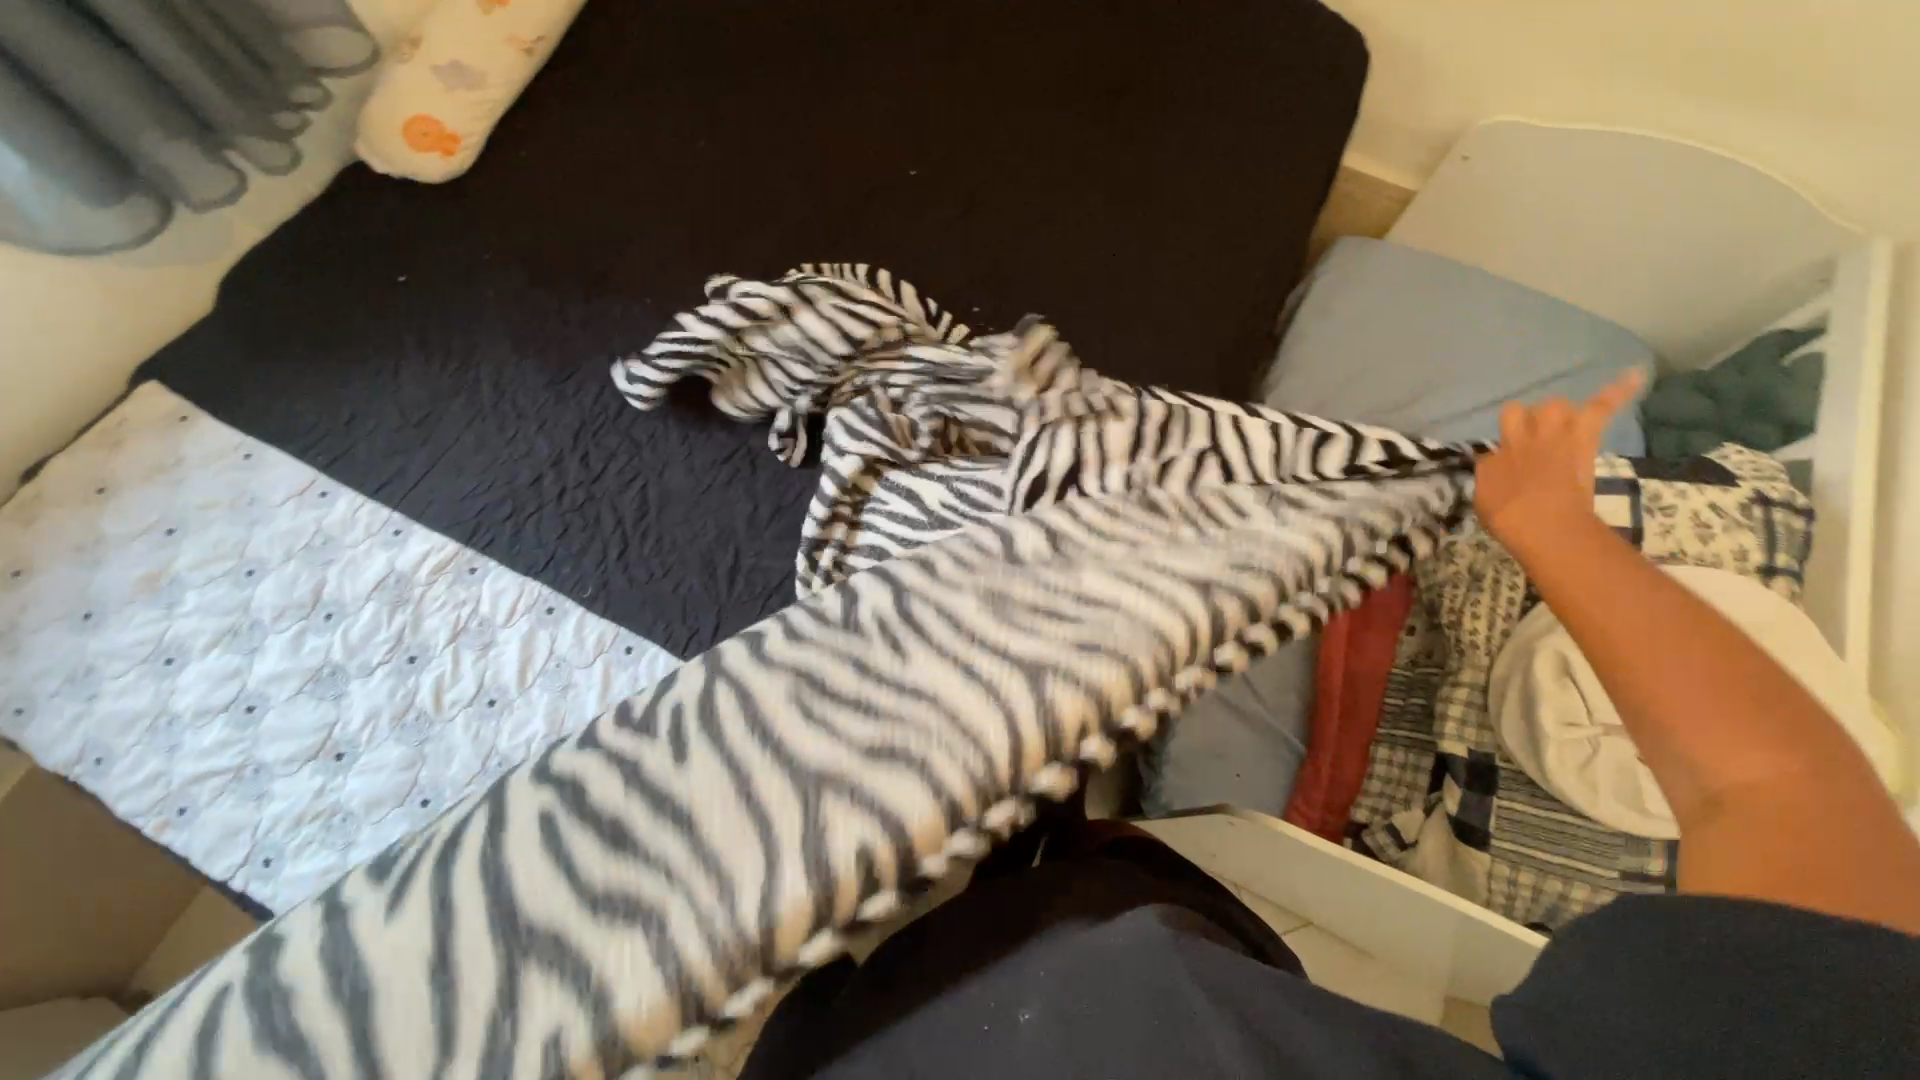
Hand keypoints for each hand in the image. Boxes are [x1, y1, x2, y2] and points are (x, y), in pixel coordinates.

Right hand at [1474, 370, 1643, 557]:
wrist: (1545, 525)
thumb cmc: (1510, 521)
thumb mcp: (1484, 500)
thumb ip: (1490, 477)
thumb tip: (1495, 465)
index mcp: (1495, 457)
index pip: (1493, 445)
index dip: (1501, 455)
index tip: (1506, 469)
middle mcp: (1520, 438)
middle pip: (1519, 412)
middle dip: (1525, 424)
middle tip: (1533, 443)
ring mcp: (1553, 434)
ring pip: (1554, 405)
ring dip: (1557, 414)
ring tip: (1562, 425)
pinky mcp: (1583, 436)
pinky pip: (1601, 406)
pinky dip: (1619, 390)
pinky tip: (1635, 373)